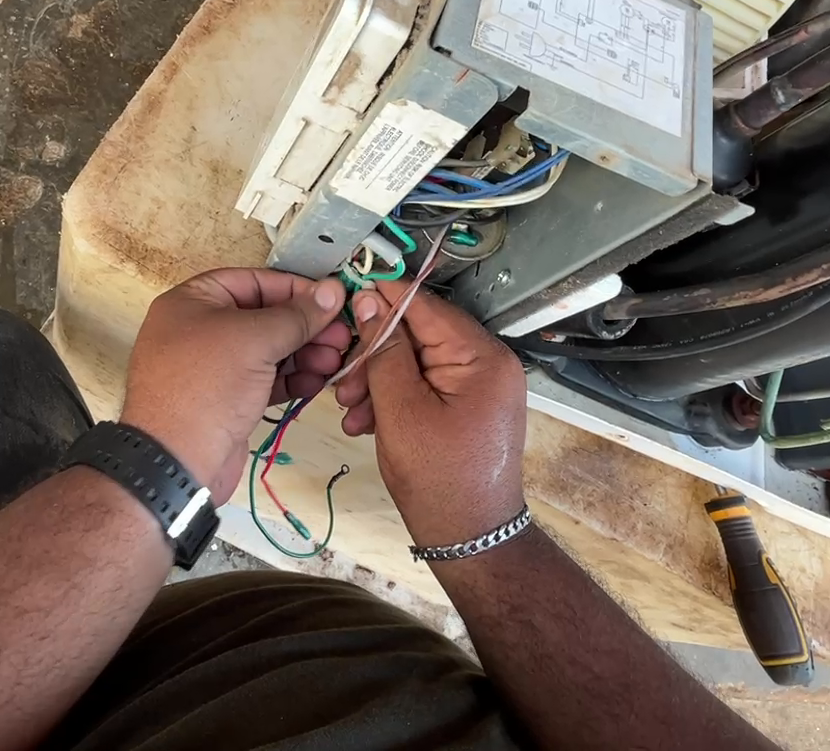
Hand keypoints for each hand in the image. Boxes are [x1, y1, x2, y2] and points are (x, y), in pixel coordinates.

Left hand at [122, 269, 348, 501]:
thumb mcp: (255, 340)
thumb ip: (297, 315)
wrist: (175, 464)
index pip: (254, 281)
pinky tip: (317, 382)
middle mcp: (201, 329)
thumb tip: (333, 289)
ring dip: (304, 354)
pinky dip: (292, 378)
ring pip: (269, 350)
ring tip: (334, 362)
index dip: (295, 288)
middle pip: (265, 316)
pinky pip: (266, 379)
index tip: (332, 298)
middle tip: (342, 336)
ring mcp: (214, 367)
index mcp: (194, 301)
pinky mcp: (228, 399)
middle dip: (306, 327)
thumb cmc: (205, 387)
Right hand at [333, 282, 527, 548]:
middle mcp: (487, 363)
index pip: (427, 307)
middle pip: (418, 336)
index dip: (385, 296)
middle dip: (375, 356)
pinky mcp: (465, 404)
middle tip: (341, 382)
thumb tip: (368, 299)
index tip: (346, 288)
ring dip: (377, 381)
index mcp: (483, 357)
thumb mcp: (401, 410)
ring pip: (415, 362)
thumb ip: (383, 351)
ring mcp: (478, 385)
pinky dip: (393, 398)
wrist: (469, 541)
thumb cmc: (438, 477)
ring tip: (349, 411)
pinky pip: (424, 385)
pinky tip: (365, 422)